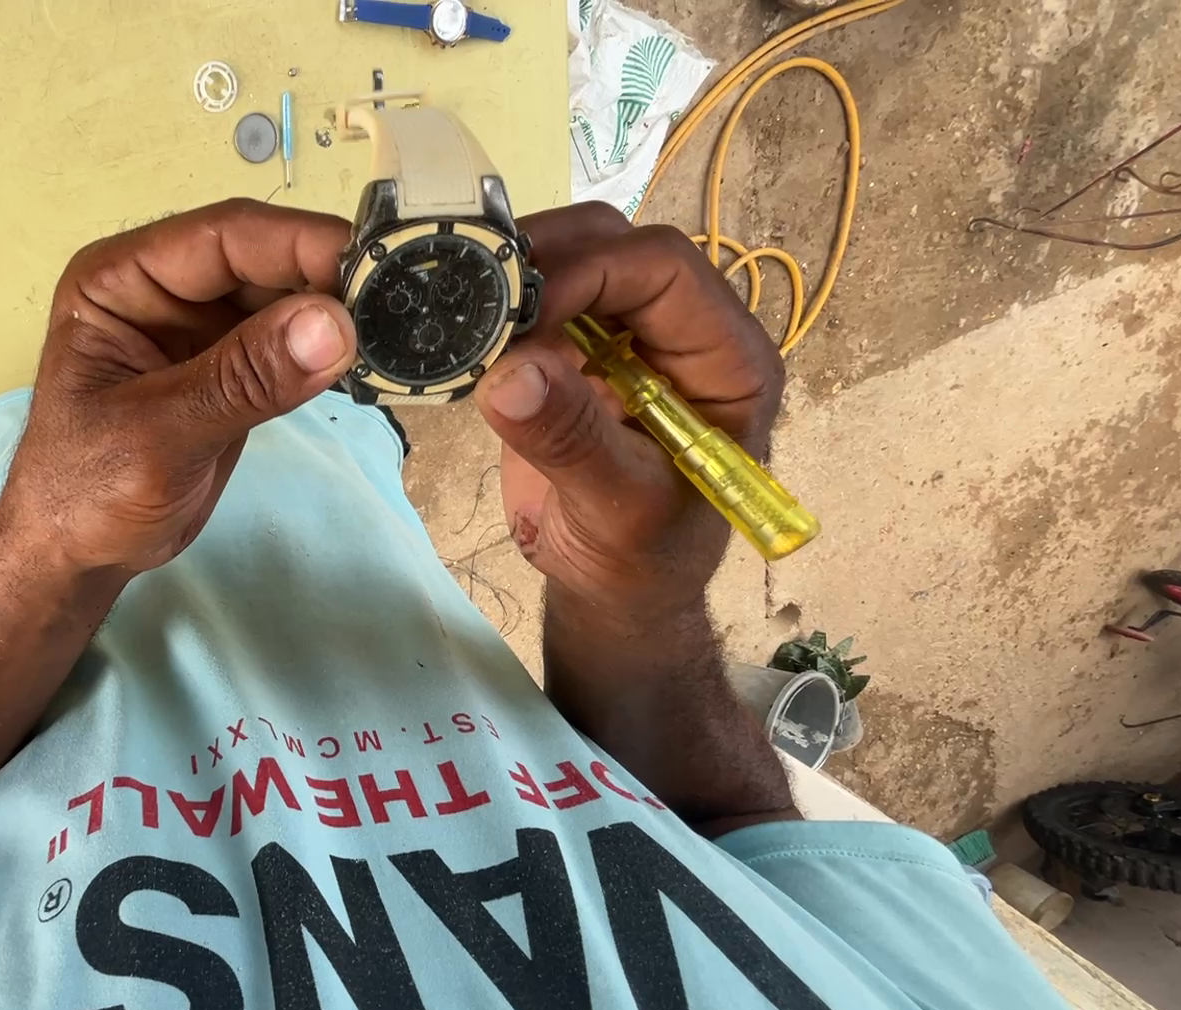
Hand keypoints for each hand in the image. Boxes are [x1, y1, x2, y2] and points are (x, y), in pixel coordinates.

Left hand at [0, 199, 357, 575]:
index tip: (369, 265)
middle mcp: (161, 293)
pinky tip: (361, 361)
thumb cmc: (88, 493)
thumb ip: (243, 381)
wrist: (79, 552)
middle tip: (396, 303)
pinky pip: (284, 349)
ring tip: (393, 330)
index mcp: (121, 282)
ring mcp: (196, 333)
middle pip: (258, 264)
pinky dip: (321, 354)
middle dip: (323, 281)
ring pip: (279, 303)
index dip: (297, 245)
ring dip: (331, 317)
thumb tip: (334, 327)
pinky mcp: (227, 374)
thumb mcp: (160, 434)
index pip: (220, 240)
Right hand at [471, 203, 784, 619]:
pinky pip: (532, 320)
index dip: (589, 273)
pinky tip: (460, 339)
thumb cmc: (640, 559)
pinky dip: (494, 319)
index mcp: (721, 358)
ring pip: (570, 269)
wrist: (611, 590)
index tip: (518, 310)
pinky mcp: (566, 369)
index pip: (663, 269)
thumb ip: (572, 439)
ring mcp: (617, 348)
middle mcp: (673, 335)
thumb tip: (509, 372)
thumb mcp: (619, 506)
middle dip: (546, 256)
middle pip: (615, 247)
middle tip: (474, 287)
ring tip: (459, 307)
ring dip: (515, 280)